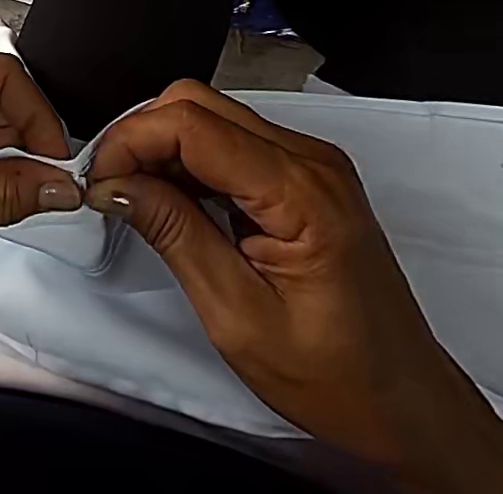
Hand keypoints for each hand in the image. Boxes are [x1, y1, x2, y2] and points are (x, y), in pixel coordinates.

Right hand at [86, 82, 502, 493]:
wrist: (404, 398)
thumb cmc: (339, 375)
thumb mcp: (237, 316)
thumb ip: (175, 234)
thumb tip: (119, 184)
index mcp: (300, 191)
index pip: (193, 123)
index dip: (132, 140)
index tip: (99, 178)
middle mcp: (309, 159)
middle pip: (200, 104)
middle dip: (143, 136)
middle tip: (112, 187)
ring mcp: (310, 161)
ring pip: (213, 116)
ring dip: (164, 147)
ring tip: (138, 198)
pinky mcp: (303, 173)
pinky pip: (233, 141)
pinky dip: (192, 161)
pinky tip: (176, 200)